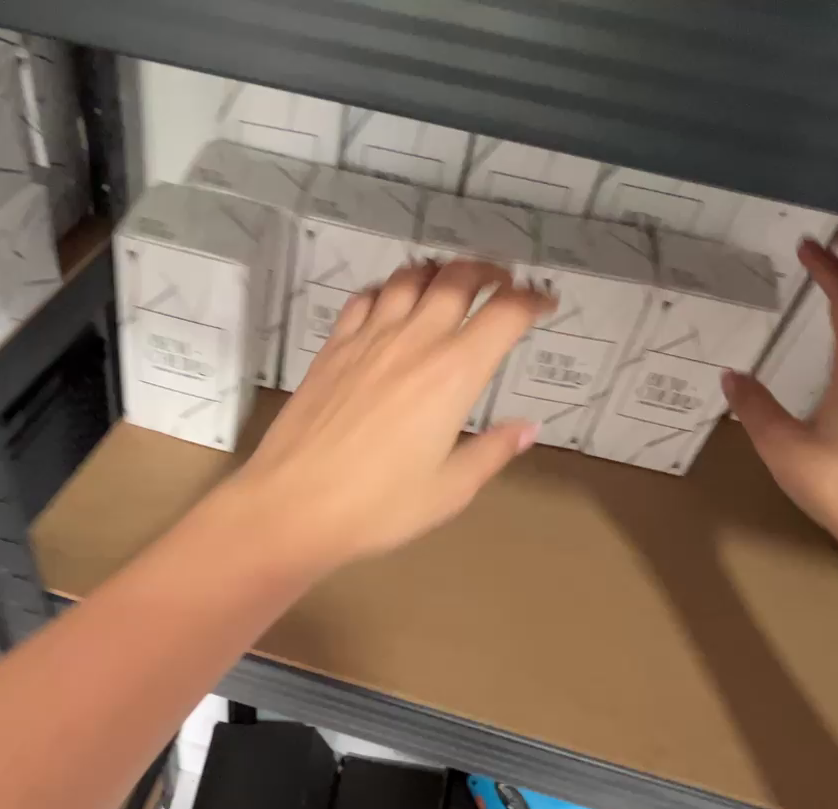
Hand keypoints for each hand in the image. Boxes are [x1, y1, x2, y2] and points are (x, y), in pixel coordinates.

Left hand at [219, 259, 551, 572]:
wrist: (292, 506)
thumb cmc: (378, 508)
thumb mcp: (449, 491)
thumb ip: (490, 452)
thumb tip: (527, 429)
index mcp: (454, 374)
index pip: (505, 314)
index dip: (532, 300)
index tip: (544, 304)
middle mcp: (414, 342)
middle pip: (458, 279)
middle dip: (489, 272)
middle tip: (502, 284)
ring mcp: (367, 339)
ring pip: (409, 279)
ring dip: (438, 272)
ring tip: (449, 284)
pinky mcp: (332, 348)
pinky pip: (364, 299)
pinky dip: (387, 290)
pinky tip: (390, 304)